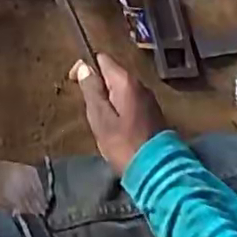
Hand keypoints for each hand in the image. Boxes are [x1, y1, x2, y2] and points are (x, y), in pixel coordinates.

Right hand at [74, 53, 168, 173]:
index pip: (101, 59)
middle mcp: (140, 85)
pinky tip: (117, 127)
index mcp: (126, 82)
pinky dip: (120, 108)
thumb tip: (84, 67)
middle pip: (112, 73)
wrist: (161, 177)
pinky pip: (130, 102)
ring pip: (121, 89)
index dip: (85, 67)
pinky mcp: (154, 115)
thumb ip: (91, 90)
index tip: (75, 84)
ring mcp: (150, 100)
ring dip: (108, 99)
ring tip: (102, 120)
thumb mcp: (100, 118)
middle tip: (90, 108)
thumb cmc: (125, 145)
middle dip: (97, 86)